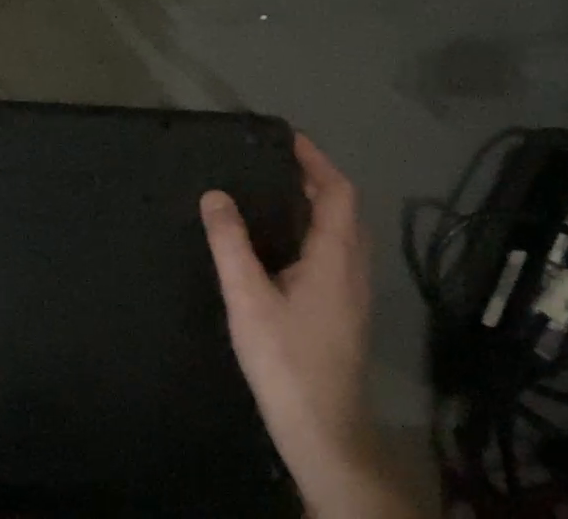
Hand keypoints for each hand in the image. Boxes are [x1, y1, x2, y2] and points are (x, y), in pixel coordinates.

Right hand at [200, 134, 400, 515]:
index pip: (338, 193)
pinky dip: (316, 233)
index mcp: (335, 258)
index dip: (317, 162)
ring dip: (318, 207)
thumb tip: (214, 194)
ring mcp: (353, 295)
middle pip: (345, 211)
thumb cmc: (286, 359)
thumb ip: (230, 243)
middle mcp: (352, 270)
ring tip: (275, 195)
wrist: (322, 429)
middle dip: (316, 180)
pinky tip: (282, 247)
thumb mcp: (247, 298)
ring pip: (344, 235)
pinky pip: (336, 255)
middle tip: (274, 163)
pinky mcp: (345, 314)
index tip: (287, 139)